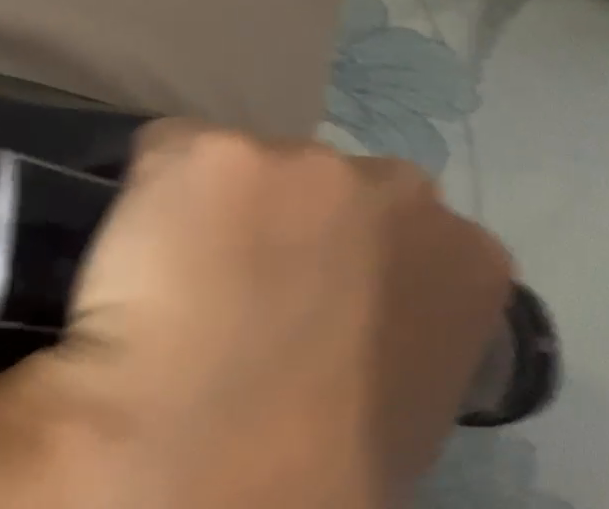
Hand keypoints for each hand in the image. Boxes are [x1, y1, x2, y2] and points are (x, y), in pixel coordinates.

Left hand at [20, 120, 513, 508]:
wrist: (202, 452)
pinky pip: (167, 153)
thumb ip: (390, 324)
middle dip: (282, 212)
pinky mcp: (204, 147)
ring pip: (239, 164)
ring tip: (181, 267)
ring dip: (214, 200)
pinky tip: (142, 246)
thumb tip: (345, 307)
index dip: (336, 253)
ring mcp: (291, 158)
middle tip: (236, 272)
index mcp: (466, 257)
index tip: (300, 287)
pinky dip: (150, 190)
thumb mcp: (403, 401)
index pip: (396, 225)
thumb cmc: (316, 460)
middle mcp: (391, 186)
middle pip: (319, 180)